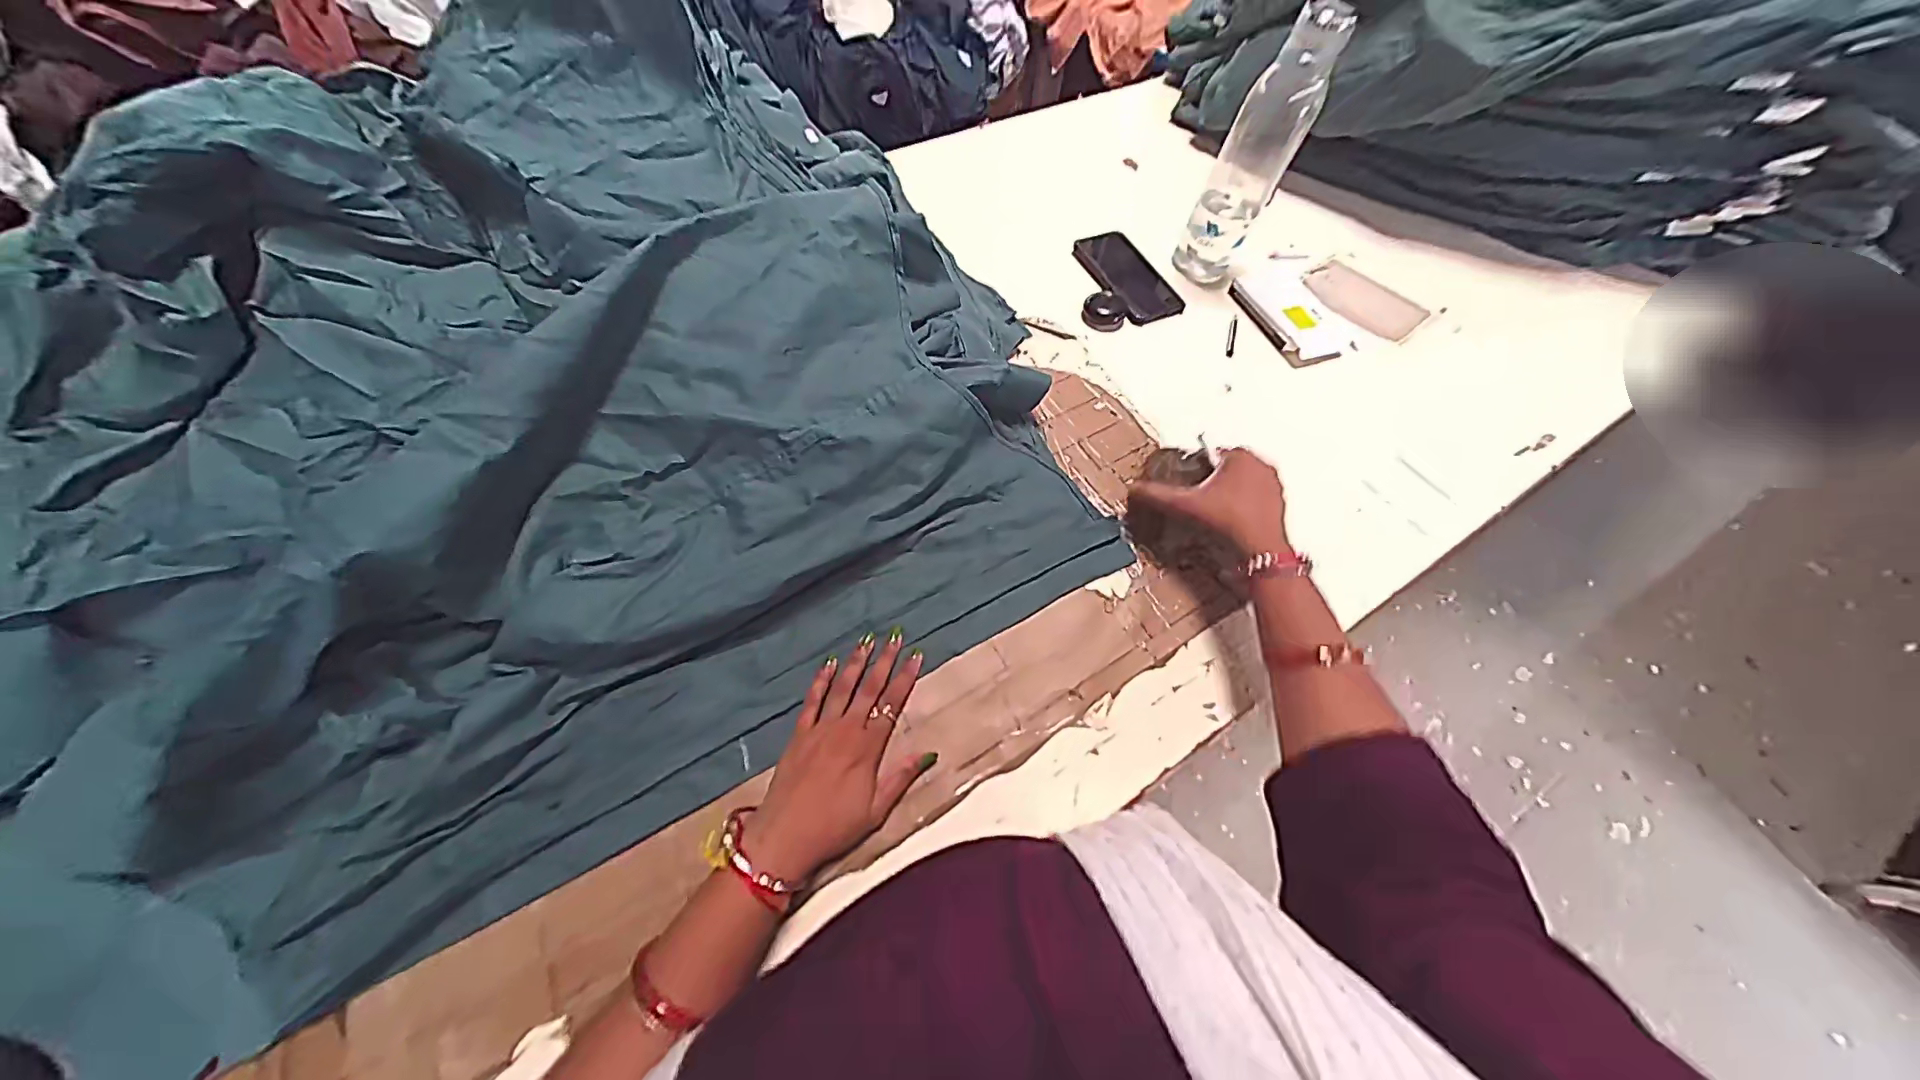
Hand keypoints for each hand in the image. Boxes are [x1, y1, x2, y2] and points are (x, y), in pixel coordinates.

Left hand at [747, 632, 936, 882]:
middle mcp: (845, 731)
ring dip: (855, 664)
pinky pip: (812, 701)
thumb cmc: (834, 829)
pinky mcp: (799, 735)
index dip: (905, 679)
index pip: (892, 705)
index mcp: (867, 749)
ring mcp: (820, 730)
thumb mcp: (876, 811)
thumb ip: (900, 778)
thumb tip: (928, 753)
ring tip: (866, 642)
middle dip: (884, 662)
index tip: (915, 657)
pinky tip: (828, 665)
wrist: (783, 838)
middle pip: (869, 690)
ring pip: (842, 689)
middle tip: (895, 638)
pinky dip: (821, 681)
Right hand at [1127, 447, 1289, 556]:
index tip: (1189, 481)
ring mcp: (1273, 486)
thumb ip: (1158, 495)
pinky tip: (1230, 520)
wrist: (1259, 551)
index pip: (1212, 452)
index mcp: (1241, 456)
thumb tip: (1136, 489)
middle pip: (1228, 467)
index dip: (1197, 467)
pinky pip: (1256, 498)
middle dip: (1213, 479)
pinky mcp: (1279, 505)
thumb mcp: (1185, 505)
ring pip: (1244, 482)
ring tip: (1213, 510)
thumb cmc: (1229, 522)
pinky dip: (1243, 505)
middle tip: (1199, 497)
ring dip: (1229, 492)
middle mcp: (1261, 466)